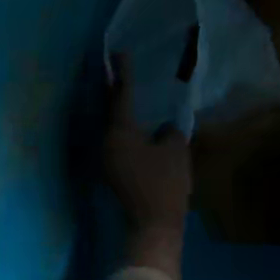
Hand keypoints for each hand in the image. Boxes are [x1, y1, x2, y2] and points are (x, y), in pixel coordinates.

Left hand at [106, 55, 190, 278]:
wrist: (152, 227)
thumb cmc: (164, 185)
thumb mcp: (175, 151)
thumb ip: (170, 131)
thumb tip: (164, 129)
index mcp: (119, 131)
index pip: (121, 95)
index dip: (123, 72)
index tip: (119, 51)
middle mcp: (104, 142)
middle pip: (109, 109)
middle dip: (115, 89)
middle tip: (119, 69)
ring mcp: (105, 160)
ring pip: (111, 127)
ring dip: (119, 111)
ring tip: (128, 95)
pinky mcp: (111, 173)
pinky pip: (116, 142)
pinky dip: (124, 130)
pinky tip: (136, 128)